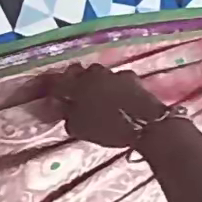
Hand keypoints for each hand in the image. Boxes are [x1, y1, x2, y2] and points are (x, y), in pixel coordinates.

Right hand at [52, 62, 172, 147]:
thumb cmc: (107, 128)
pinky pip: (117, 80)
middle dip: (77, 81)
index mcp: (77, 84)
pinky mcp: (132, 78)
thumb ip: (68, 116)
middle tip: (77, 95)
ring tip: (99, 97)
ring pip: (100, 75)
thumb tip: (64, 110)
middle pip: (80, 73)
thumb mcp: (79, 128)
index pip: (58, 82)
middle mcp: (94, 74)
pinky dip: (114, 87)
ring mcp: (114, 74)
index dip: (55, 90)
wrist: (146, 125)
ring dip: (97, 83)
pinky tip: (118, 98)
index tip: (56, 98)